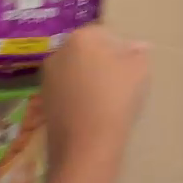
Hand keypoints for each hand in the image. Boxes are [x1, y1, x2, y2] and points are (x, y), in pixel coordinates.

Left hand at [41, 24, 150, 166]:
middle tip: (121, 80)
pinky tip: (93, 113)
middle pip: (88, 51)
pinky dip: (79, 97)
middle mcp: (58, 53)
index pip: (106, 33)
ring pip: (76, 72)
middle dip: (103, 61)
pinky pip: (68, 92)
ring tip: (107, 99)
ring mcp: (47, 81)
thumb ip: (139, 52)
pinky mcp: (43, 105)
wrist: (85, 149)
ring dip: (90, 80)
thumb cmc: (115, 98)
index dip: (122, 48)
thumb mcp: (139, 68)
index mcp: (81, 37)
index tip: (131, 66)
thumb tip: (136, 48)